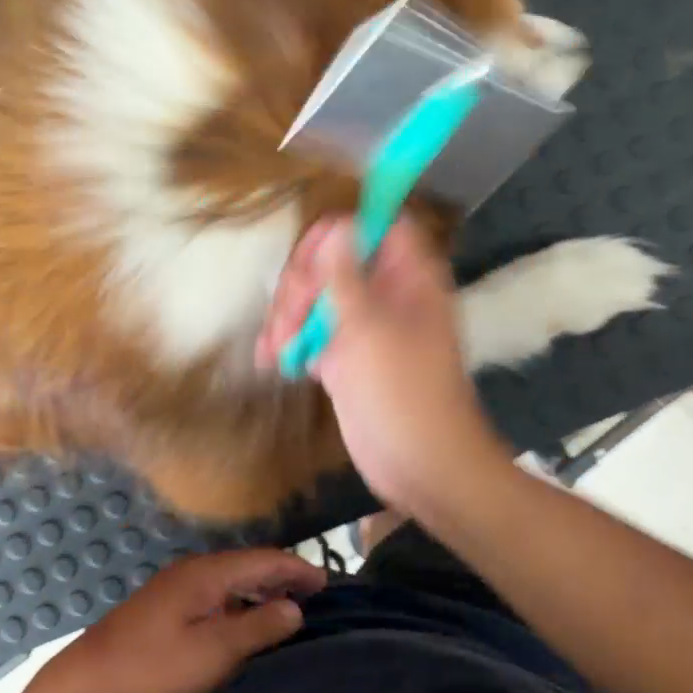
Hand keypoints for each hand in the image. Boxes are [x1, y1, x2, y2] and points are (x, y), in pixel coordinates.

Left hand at [37, 550, 325, 692]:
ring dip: (262, 588)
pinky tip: (248, 619)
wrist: (90, 678)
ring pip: (231, 578)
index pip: (263, 559)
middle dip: (283, 575)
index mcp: (207, 573)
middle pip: (248, 564)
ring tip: (291, 605)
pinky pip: (217, 591)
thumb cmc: (155, 665)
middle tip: (318, 594)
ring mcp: (177, 585)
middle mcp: (194, 569)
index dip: (298, 568)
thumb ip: (258, 627)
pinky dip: (242, 599)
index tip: (329, 581)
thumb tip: (295, 605)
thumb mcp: (214, 651)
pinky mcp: (168, 603)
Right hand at [256, 216, 509, 513]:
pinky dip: (290, 343)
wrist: (421, 466)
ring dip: (287, 317)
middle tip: (287, 318)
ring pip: (316, 298)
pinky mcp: (346, 358)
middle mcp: (386, 294)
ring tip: (274, 349)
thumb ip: (345, 275)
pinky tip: (271, 359)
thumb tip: (334, 226)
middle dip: (301, 284)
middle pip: (333, 261)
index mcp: (408, 277)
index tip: (309, 261)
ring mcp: (364, 327)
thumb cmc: (402, 393)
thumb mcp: (368, 327)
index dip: (340, 232)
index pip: (376, 225)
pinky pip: (311, 334)